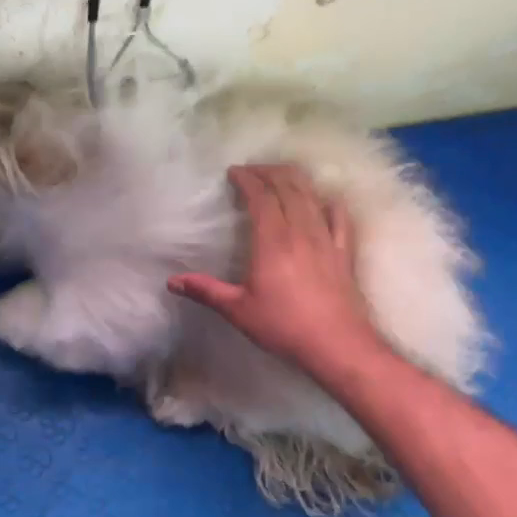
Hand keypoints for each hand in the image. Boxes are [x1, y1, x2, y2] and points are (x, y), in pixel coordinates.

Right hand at [168, 164, 386, 376]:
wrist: (337, 345)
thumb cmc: (283, 326)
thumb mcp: (238, 310)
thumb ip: (205, 290)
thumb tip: (171, 281)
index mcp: (272, 241)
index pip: (261, 197)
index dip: (247, 179)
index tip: (234, 171)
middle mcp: (300, 232)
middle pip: (289, 187)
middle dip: (270, 172)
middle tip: (253, 170)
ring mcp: (327, 240)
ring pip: (312, 197)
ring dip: (295, 180)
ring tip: (281, 176)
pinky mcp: (344, 252)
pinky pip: (339, 217)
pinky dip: (327, 202)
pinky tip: (323, 201)